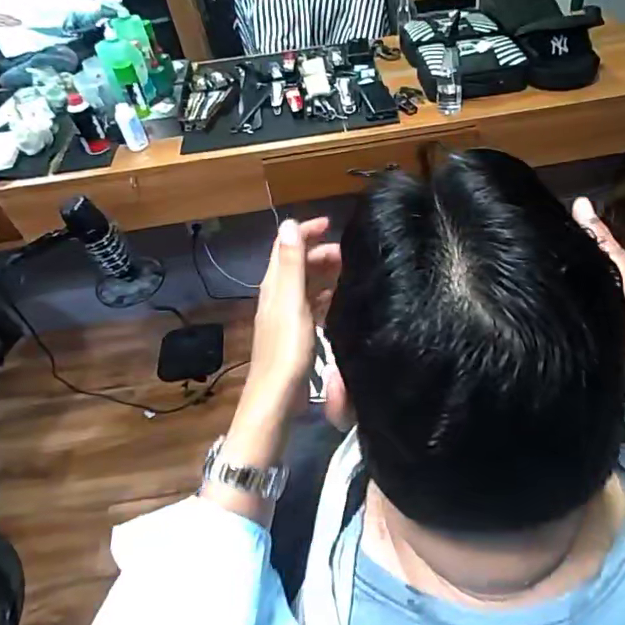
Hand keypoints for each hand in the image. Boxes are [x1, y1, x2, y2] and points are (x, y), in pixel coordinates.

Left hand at [208, 218, 336, 523]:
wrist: (275, 401)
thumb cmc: (286, 352)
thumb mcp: (291, 304)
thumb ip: (290, 265)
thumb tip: (288, 223)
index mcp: (274, 287)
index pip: (286, 247)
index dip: (305, 231)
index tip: (332, 224)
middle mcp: (276, 299)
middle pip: (296, 265)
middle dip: (320, 252)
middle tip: (350, 253)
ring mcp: (284, 319)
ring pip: (305, 286)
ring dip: (324, 273)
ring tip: (351, 272)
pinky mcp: (294, 337)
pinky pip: (310, 306)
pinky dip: (324, 297)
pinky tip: (340, 302)